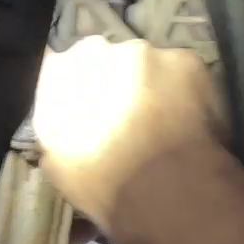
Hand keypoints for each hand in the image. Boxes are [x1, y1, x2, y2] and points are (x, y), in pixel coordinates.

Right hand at [32, 38, 227, 243]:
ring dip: (148, 83)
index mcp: (56, 72)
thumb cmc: (103, 183)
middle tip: (124, 118)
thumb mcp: (56, 163)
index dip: (74, 89)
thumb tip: (63, 126)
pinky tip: (188, 118)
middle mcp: (92, 50)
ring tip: (161, 120)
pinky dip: (185, 90)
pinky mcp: (184, 60)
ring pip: (144, 63)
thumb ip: (55, 130)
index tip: (85, 111)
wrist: (165, 193)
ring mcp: (139, 51)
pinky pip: (181, 71)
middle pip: (102, 59)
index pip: (57, 67)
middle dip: (112, 81)